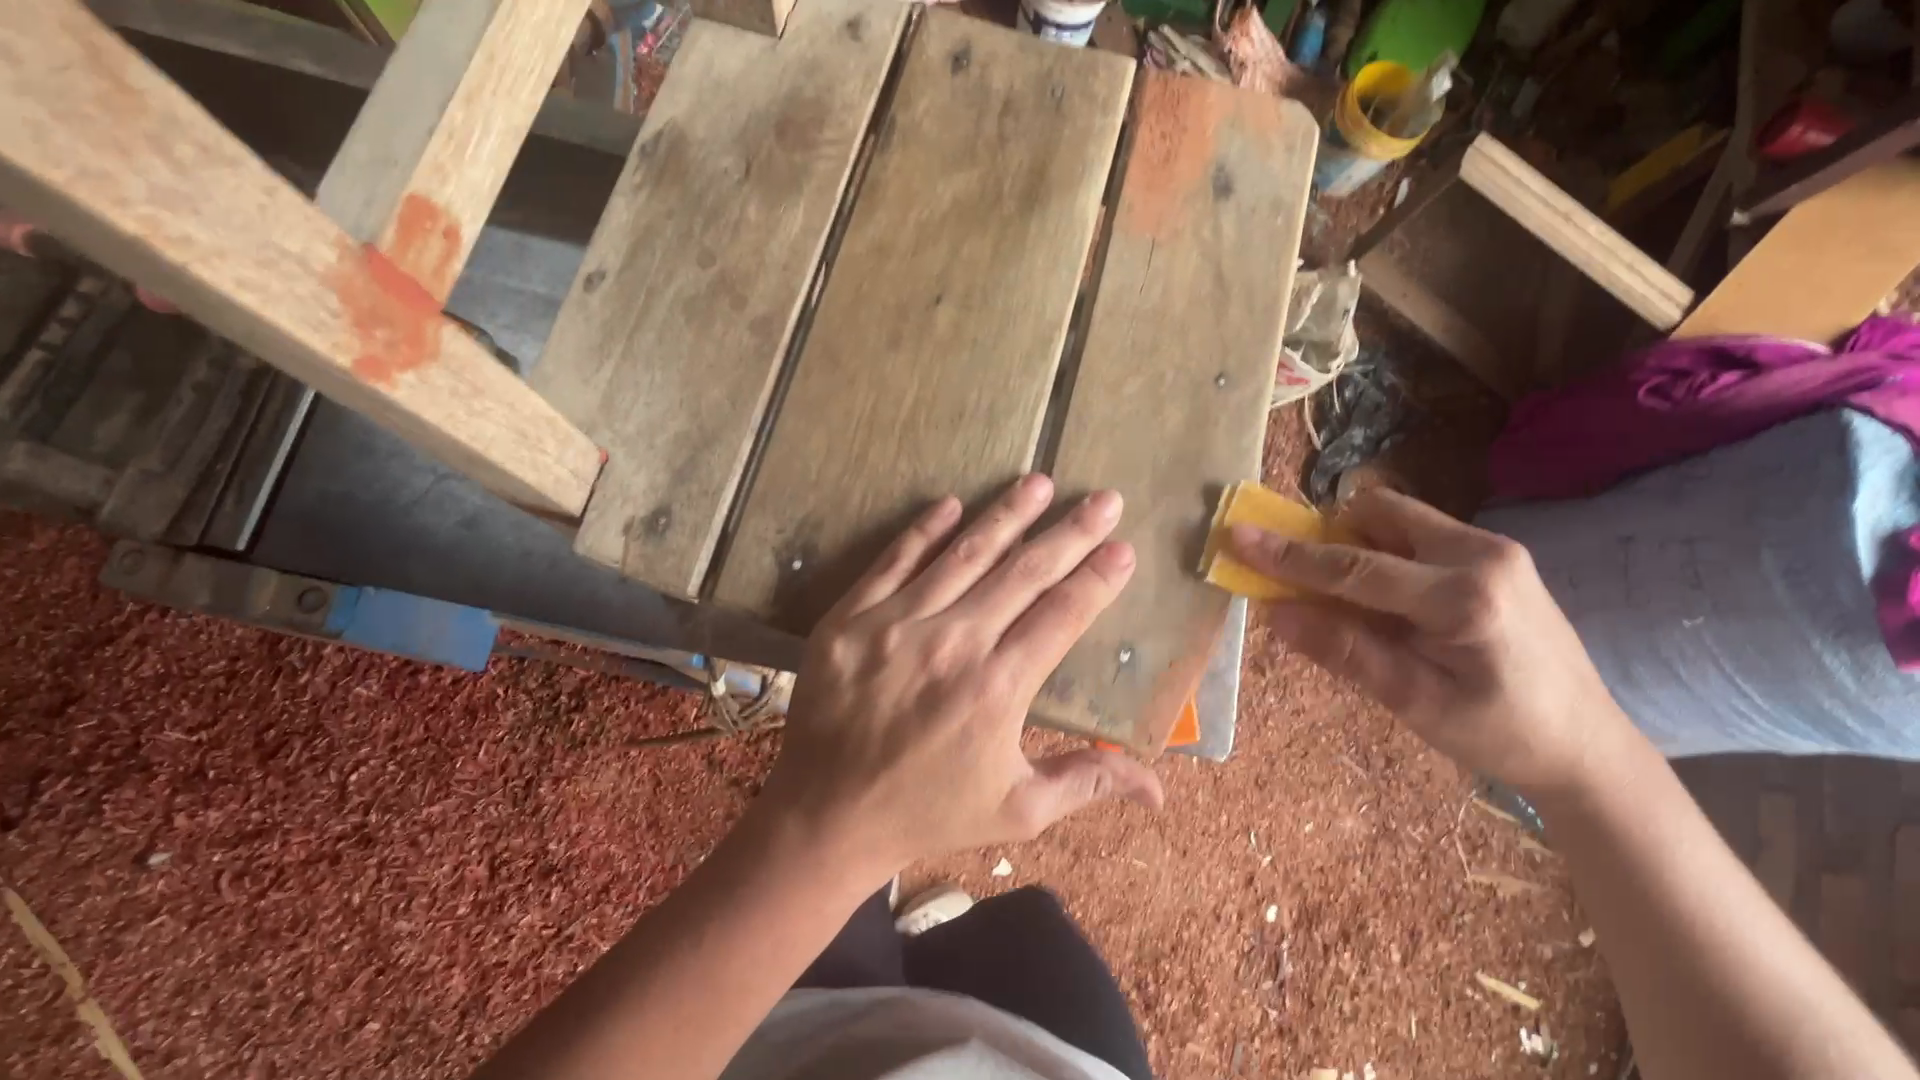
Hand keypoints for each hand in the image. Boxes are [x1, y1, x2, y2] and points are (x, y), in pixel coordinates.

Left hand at [758, 474, 1164, 882]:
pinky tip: (952, 504)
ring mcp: (896, 625)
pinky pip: (895, 561)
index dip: (1097, 578)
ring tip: (1038, 482)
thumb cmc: (929, 812)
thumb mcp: (1017, 810)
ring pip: (964, 554)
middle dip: (1069, 532)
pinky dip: (924, 530)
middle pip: (1023, 573)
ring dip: (1006, 515)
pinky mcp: (851, 619)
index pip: (1062, 615)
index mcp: (998, 688)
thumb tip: (1159, 789)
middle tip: (1102, 499)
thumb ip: (1087, 782)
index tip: (1122, 548)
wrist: (827, 813)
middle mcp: (953, 645)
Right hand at [1227, 488, 1629, 798]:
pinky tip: (1392, 602)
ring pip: (1400, 518)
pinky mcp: (1499, 556)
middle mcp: (1482, 554)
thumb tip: (1276, 614)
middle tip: (1304, 577)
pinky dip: (1388, 555)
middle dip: (1330, 534)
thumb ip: (1345, 651)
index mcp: (1463, 597)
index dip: (1288, 555)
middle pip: (1379, 512)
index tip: (1237, 535)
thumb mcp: (1415, 703)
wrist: (1588, 744)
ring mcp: (1496, 549)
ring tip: (1353, 598)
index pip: (1354, 566)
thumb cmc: (1500, 734)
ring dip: (1359, 543)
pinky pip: (1422, 534)